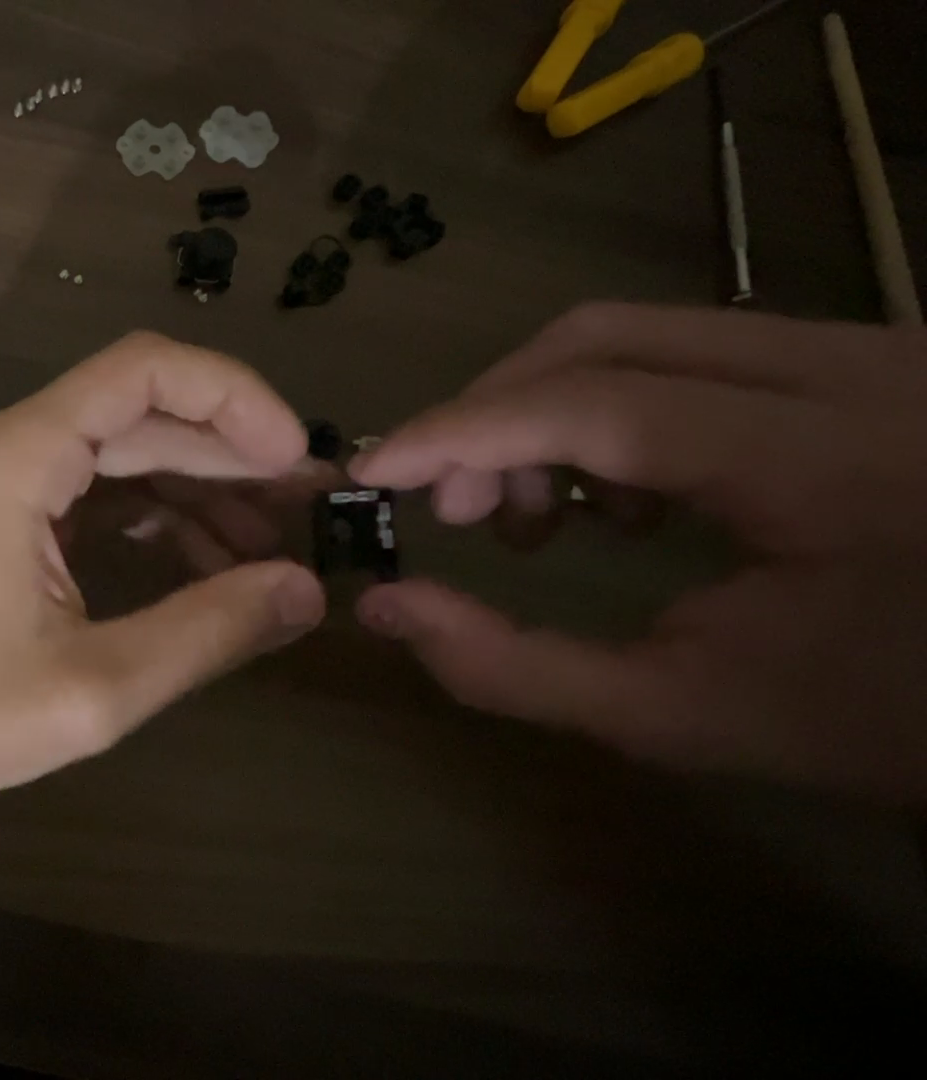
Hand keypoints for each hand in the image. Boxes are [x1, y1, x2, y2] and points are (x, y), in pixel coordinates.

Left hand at [0, 332, 326, 812]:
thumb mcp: (96, 686)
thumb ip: (209, 630)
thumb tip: (306, 591)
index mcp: (18, 457)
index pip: (144, 371)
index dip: (234, 397)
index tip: (295, 456)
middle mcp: (3, 445)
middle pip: (139, 412)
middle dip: (229, 452)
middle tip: (310, 507)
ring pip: (118, 451)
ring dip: (196, 488)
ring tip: (270, 547)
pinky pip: (88, 490)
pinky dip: (149, 516)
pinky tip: (203, 564)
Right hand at [351, 302, 926, 802]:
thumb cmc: (869, 717)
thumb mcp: (671, 716)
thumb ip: (507, 666)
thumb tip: (380, 604)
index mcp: (830, 465)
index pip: (597, 405)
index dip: (461, 433)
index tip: (372, 475)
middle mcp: (859, 372)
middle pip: (599, 340)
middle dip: (489, 418)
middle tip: (456, 512)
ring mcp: (866, 351)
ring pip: (634, 336)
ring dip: (538, 416)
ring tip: (536, 517)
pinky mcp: (857, 357)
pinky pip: (681, 352)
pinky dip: (599, 412)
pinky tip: (615, 496)